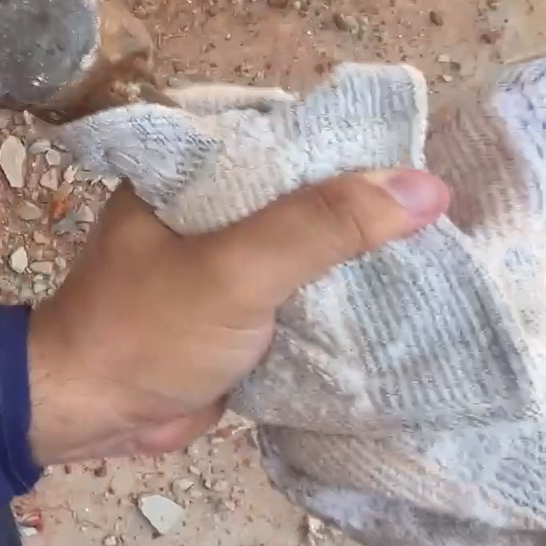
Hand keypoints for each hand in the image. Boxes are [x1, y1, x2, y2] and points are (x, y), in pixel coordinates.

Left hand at [23, 169, 449, 463]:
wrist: (93, 409)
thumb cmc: (144, 332)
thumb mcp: (230, 271)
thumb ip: (314, 227)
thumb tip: (422, 185)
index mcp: (174, 182)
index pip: (264, 136)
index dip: (335, 139)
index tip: (416, 143)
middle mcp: (193, 213)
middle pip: (289, 193)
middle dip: (357, 200)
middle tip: (452, 200)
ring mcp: (212, 263)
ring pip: (296, 244)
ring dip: (353, 251)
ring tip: (449, 241)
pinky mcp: (228, 309)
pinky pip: (293, 291)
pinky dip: (337, 295)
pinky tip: (403, 292)